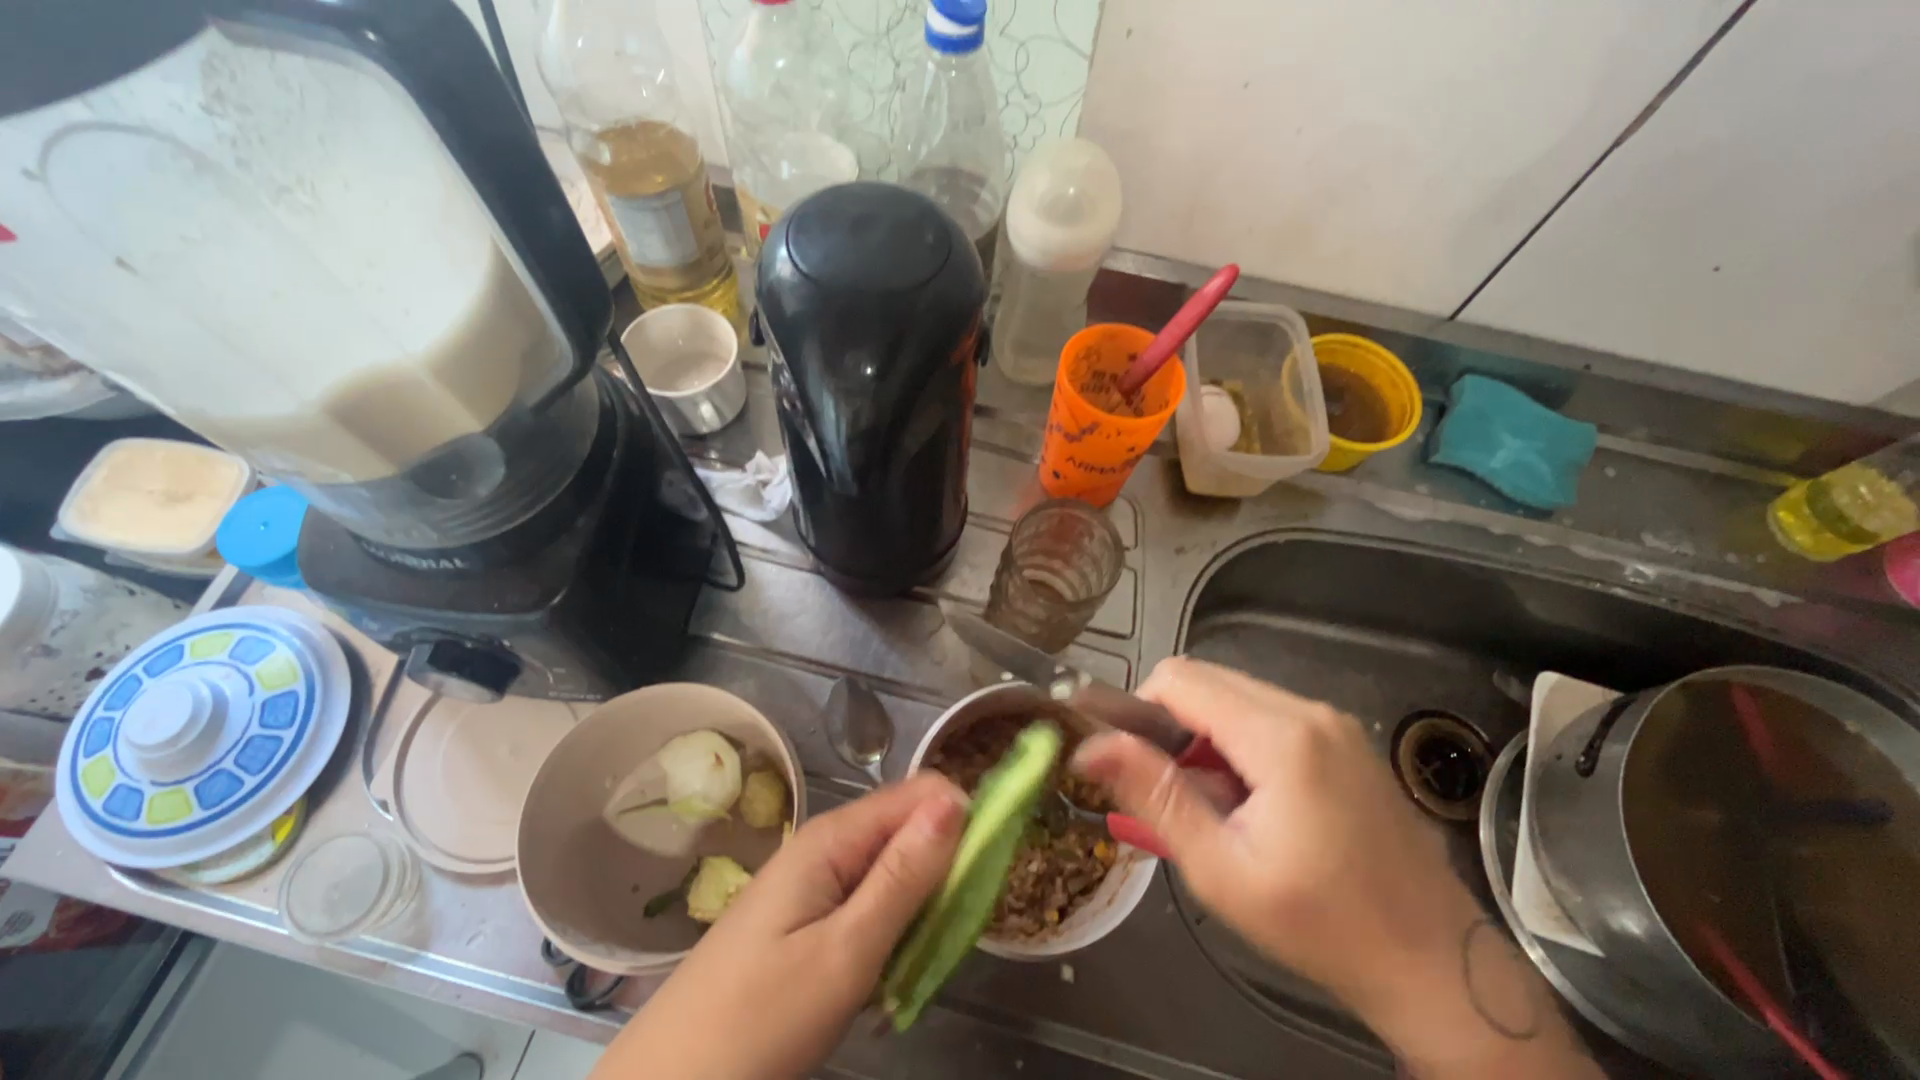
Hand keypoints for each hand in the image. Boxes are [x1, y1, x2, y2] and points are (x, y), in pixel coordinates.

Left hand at [595, 774, 965, 1079]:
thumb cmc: (762, 1018)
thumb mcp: (847, 950)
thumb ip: (904, 875)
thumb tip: (956, 798)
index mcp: (832, 839)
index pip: (921, 793)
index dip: (964, 820)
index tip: (990, 871)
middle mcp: (824, 848)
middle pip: (908, 831)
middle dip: (943, 871)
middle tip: (950, 932)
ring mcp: (812, 884)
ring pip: (892, 873)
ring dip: (919, 909)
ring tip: (919, 960)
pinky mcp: (807, 919)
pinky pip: (868, 905)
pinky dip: (891, 932)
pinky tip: (887, 973)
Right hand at [1075, 658, 1600, 1077]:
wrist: (1434, 962)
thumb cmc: (1319, 924)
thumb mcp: (1220, 868)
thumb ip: (1153, 794)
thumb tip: (1089, 744)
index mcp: (1280, 735)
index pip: (1178, 678)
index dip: (1138, 712)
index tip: (1129, 765)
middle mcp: (1311, 712)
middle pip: (1208, 682)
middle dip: (1172, 729)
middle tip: (1171, 798)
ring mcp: (1337, 725)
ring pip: (1238, 699)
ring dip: (1207, 741)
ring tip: (1215, 811)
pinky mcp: (1348, 743)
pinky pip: (1272, 719)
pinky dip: (1242, 747)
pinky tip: (1253, 808)